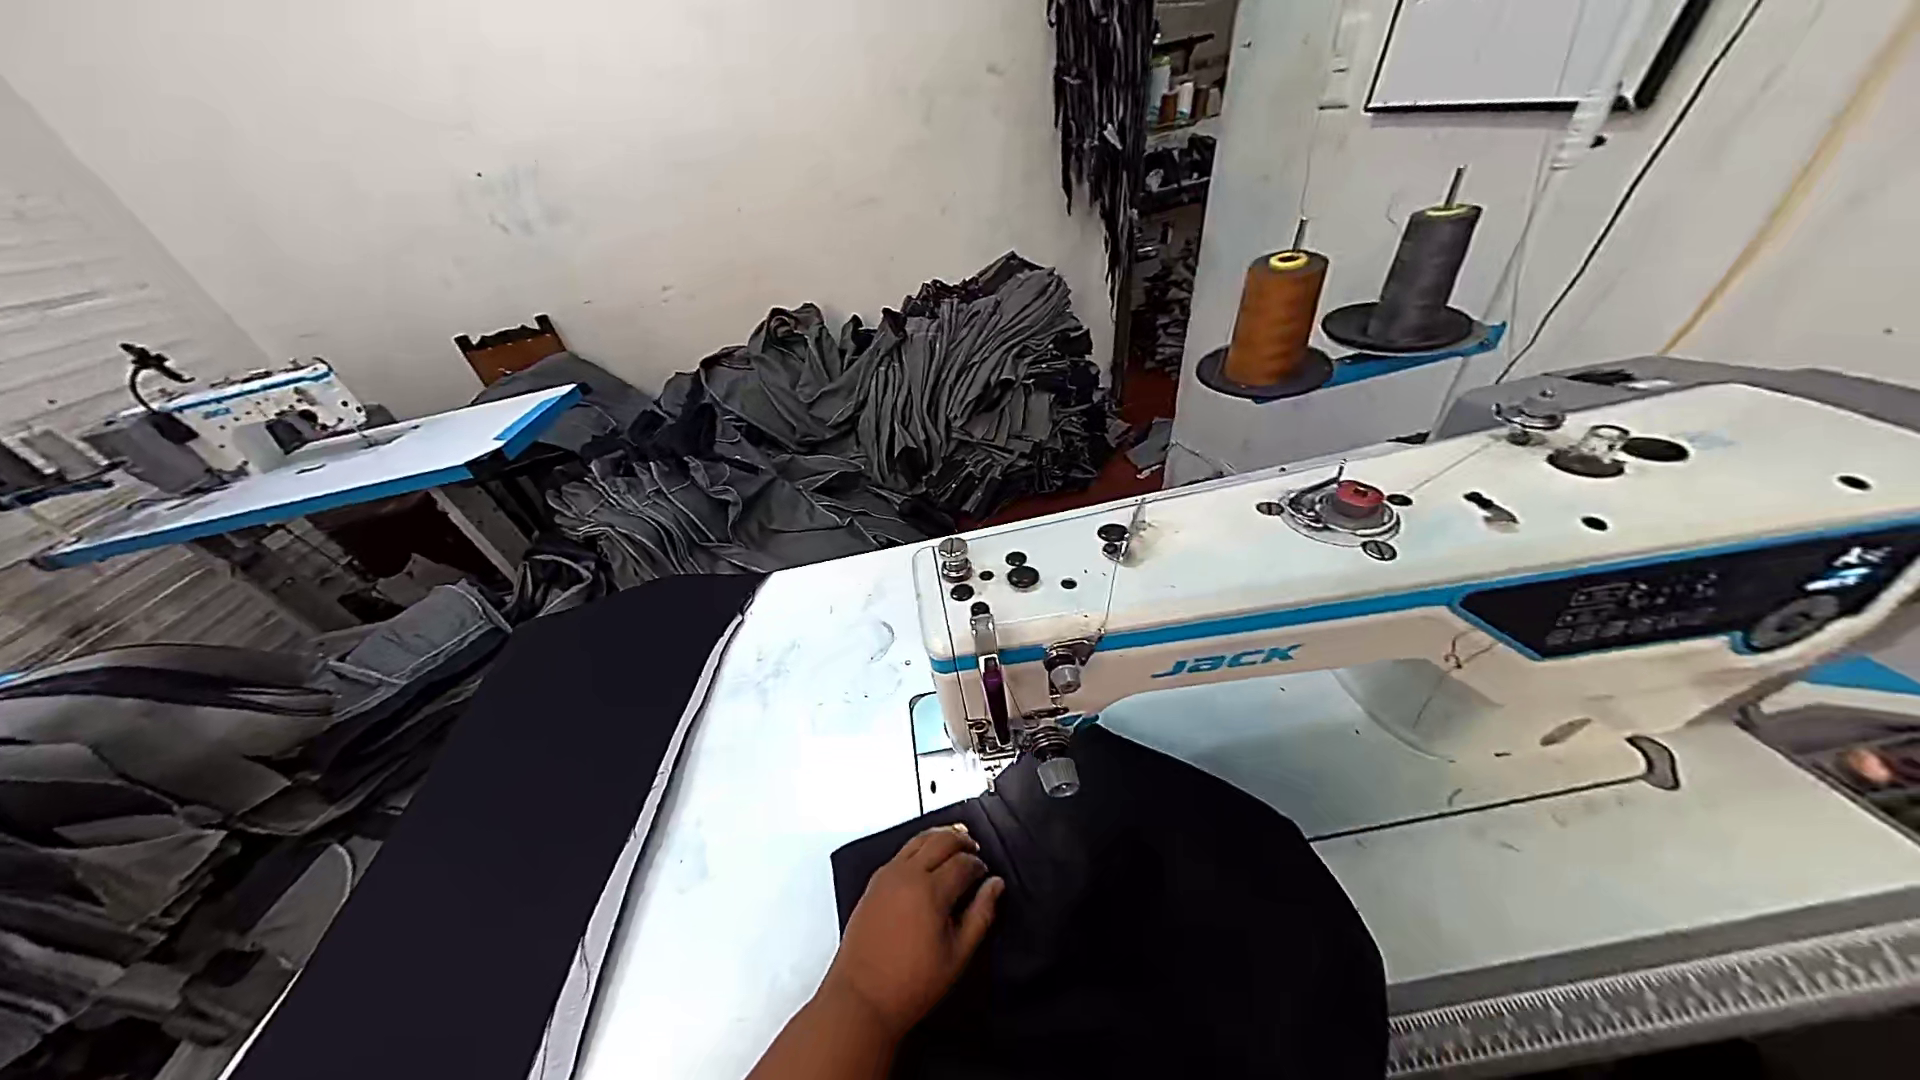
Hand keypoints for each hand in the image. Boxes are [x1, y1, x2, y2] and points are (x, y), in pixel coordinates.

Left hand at [819, 824, 1003, 1040]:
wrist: (862, 997)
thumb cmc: (910, 983)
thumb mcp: (957, 954)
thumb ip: (981, 914)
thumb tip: (995, 885)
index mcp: (930, 891)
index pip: (963, 862)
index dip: (979, 865)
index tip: (986, 875)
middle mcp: (908, 874)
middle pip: (941, 839)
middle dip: (962, 840)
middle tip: (975, 849)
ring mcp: (888, 874)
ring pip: (919, 838)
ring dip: (941, 836)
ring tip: (955, 845)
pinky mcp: (874, 881)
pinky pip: (902, 851)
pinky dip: (920, 846)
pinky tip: (927, 858)